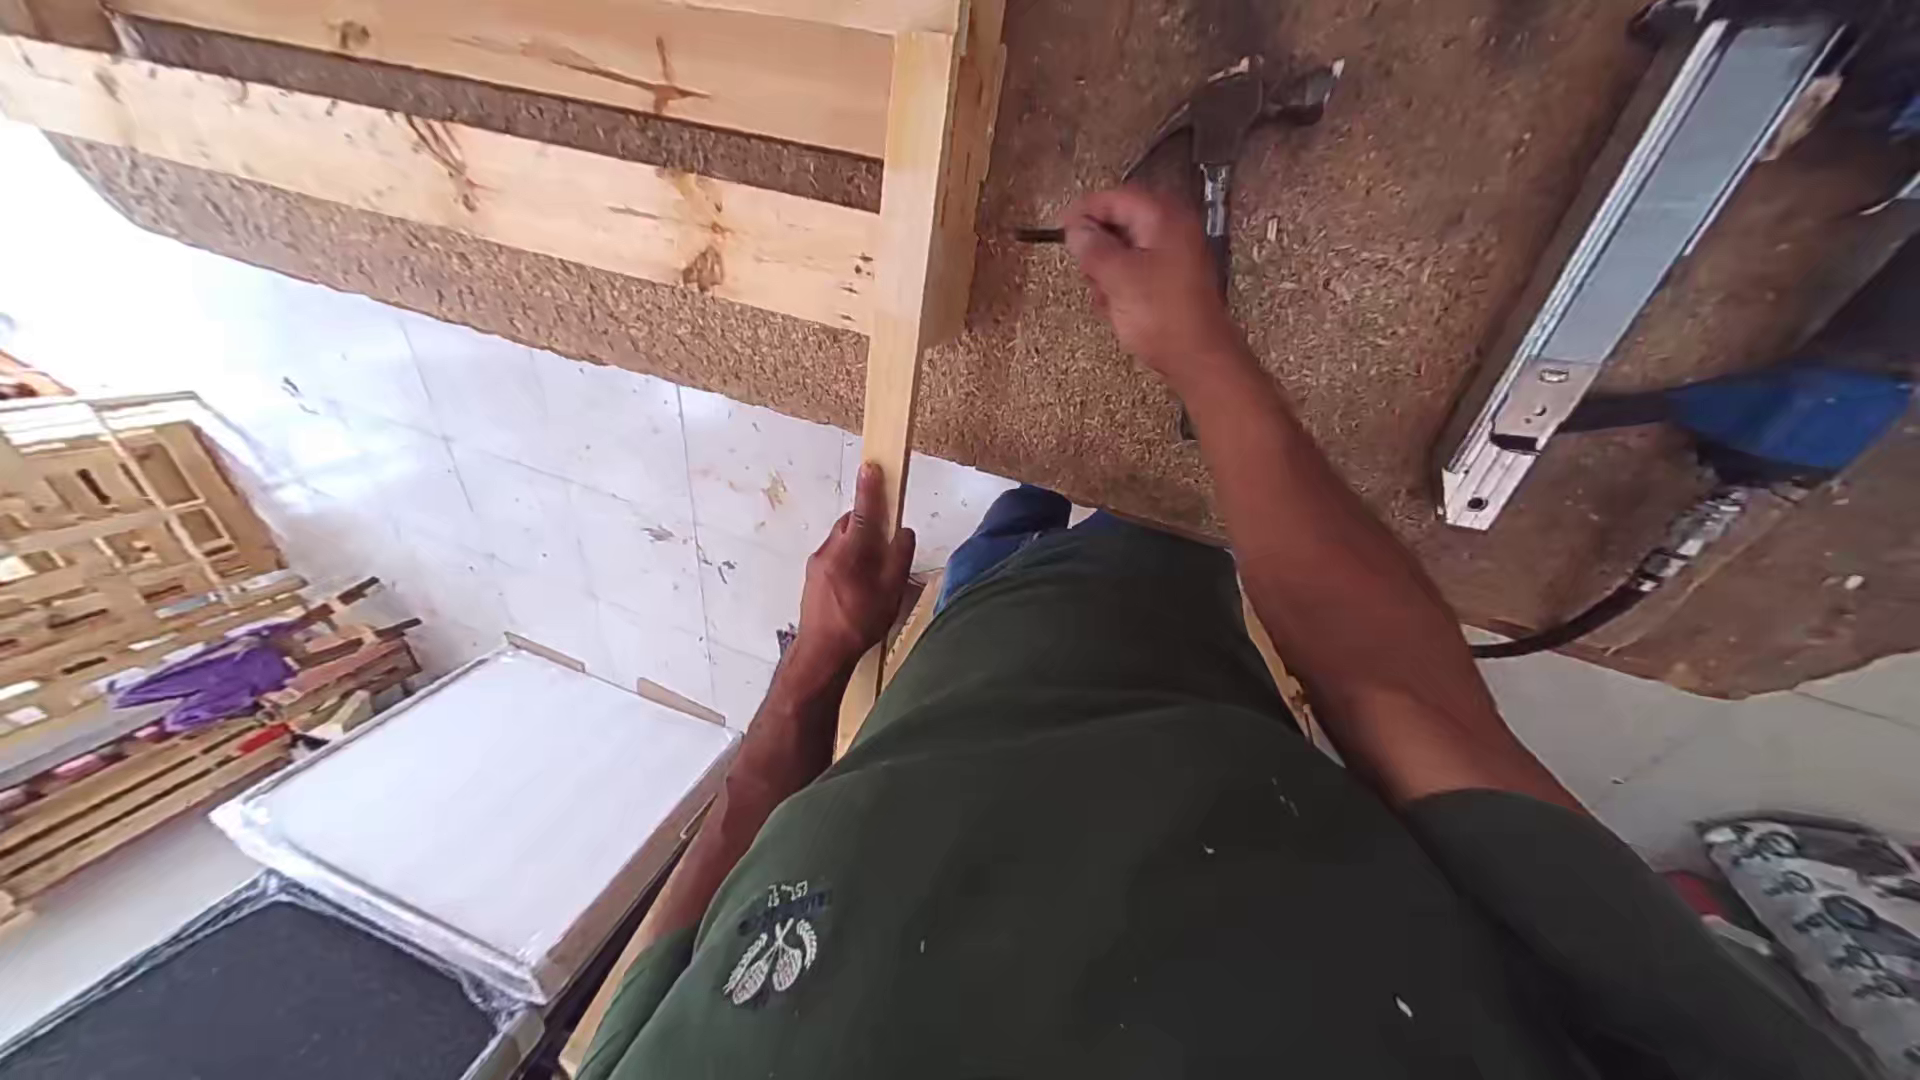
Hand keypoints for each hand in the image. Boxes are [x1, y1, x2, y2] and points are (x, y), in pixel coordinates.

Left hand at [793, 462, 915, 669]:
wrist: (821, 653)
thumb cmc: (860, 623)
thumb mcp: (891, 591)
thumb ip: (899, 556)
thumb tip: (903, 532)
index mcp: (852, 551)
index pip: (864, 510)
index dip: (871, 488)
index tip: (872, 466)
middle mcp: (829, 550)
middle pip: (851, 523)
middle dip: (868, 522)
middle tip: (887, 539)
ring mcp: (816, 562)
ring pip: (842, 540)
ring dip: (858, 543)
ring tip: (874, 572)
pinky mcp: (812, 576)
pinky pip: (834, 555)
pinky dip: (848, 558)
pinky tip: (857, 584)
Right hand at [1062, 186, 1248, 391]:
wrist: (1195, 356)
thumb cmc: (1163, 315)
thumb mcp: (1118, 277)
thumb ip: (1092, 248)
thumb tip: (1075, 229)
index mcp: (1163, 218)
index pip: (1116, 198)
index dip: (1084, 210)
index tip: (1060, 227)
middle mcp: (1172, 230)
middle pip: (1120, 224)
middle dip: (1097, 248)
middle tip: (1085, 269)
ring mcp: (1173, 257)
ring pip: (1125, 252)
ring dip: (1106, 272)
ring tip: (1102, 297)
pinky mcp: (1169, 282)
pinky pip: (1135, 274)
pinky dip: (1119, 287)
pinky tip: (1115, 308)